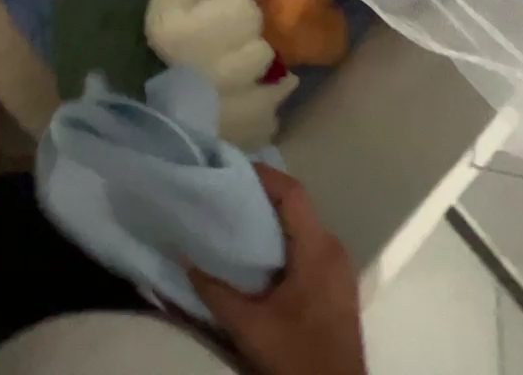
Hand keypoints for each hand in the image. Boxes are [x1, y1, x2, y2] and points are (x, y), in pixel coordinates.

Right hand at [189, 165, 366, 374]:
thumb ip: (214, 290)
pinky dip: (282, 238)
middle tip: (222, 190)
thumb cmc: (297, 357)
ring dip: (271, 217)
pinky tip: (255, 251)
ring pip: (302, 225)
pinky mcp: (336, 286)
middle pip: (297, 205)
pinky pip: (308, 245)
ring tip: (232, 216)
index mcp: (318, 250)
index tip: (229, 166)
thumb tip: (183, 256)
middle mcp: (334, 250)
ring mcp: (339, 268)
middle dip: (260, 194)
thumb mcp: (249, 326)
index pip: (293, 193)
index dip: (263, 174)